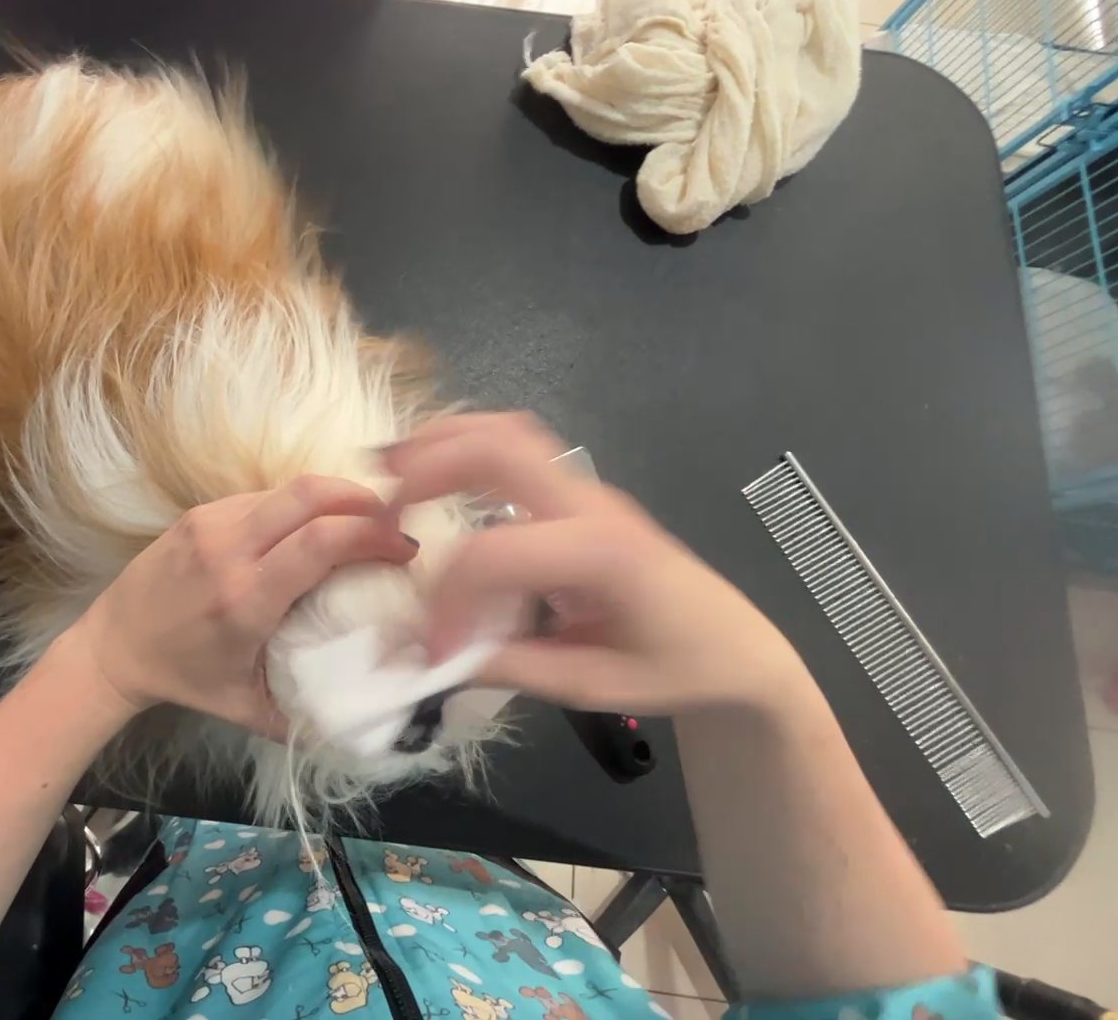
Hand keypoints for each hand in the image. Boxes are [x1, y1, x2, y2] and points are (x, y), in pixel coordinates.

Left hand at [51, 476, 418, 735]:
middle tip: (393, 518)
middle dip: (363, 499)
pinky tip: (312, 523)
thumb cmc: (186, 678)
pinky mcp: (198, 512)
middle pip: (310, 495)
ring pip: (288, 490)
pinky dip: (298, 504)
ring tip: (361, 518)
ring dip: (333, 497)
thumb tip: (370, 722)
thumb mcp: (249, 708)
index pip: (322, 542)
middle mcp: (228, 550)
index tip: (404, 550)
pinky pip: (262, 496)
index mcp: (246, 599)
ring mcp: (210, 523)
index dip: (374, 536)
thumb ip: (308, 716)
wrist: (113, 647)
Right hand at [382, 412, 816, 716]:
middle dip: (428, 467)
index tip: (430, 649)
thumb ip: (506, 667)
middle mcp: (591, 504)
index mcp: (604, 555)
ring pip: (507, 432)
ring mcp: (584, 489)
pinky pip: (513, 446)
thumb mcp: (590, 684)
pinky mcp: (573, 493)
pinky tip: (431, 470)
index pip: (497, 555)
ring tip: (391, 467)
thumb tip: (425, 661)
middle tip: (381, 502)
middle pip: (500, 449)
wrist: (735, 646)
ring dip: (441, 442)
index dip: (447, 599)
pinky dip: (463, 446)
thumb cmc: (674, 668)